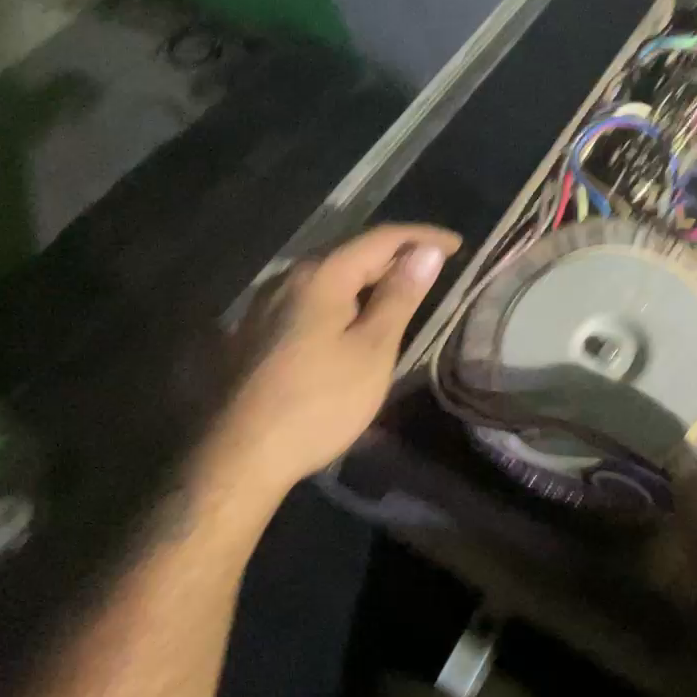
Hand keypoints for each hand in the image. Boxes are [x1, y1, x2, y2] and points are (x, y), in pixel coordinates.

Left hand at [209, 224, 459, 491]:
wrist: (239, 459)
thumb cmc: (319, 403)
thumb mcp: (373, 350)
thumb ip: (400, 296)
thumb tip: (427, 251)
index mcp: (321, 276)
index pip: (381, 238)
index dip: (423, 237)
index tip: (457, 246)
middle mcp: (288, 279)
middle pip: (351, 251)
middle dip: (395, 253)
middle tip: (432, 266)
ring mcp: (264, 305)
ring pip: (327, 275)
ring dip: (366, 275)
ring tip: (397, 288)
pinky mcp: (253, 332)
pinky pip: (309, 297)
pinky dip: (342, 296)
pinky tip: (350, 317)